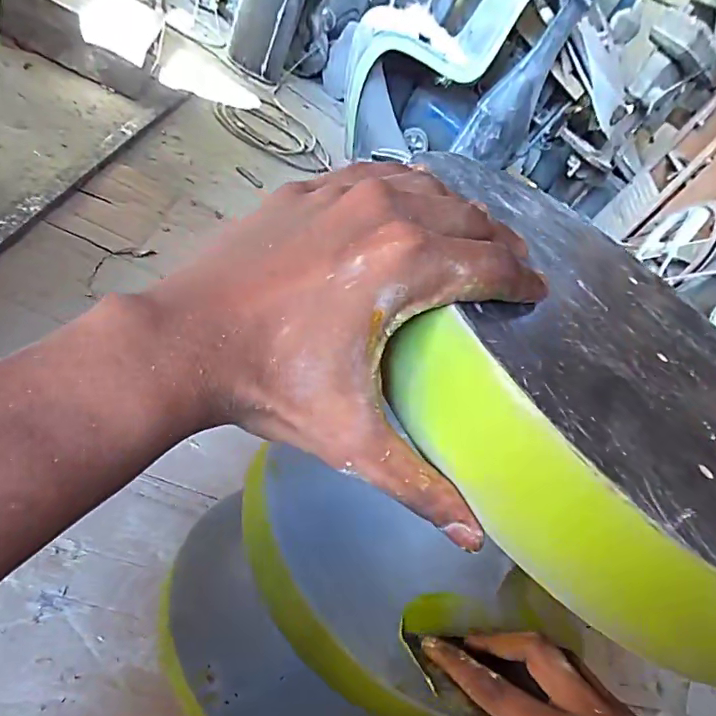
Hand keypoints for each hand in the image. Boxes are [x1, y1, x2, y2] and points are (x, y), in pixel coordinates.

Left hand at [129, 162, 544, 549]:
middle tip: (501, 274)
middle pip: (467, 217)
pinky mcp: (300, 192)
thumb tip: (471, 537)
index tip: (532, 295)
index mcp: (406, 261)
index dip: (521, 280)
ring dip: (451, 212)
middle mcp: (381, 210)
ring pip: (422, 187)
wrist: (184, 344)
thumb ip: (416, 484)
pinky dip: (398, 191)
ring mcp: (336, 193)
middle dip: (495, 245)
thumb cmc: (267, 388)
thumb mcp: (348, 440)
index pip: (492, 261)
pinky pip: (370, 178)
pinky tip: (394, 213)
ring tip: (458, 243)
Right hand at [421, 633, 715, 715]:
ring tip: (503, 660)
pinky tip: (549, 702)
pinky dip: (560, 680)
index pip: (499, 691)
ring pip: (571, 662)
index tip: (434, 644)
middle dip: (499, 640)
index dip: (460, 665)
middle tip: (469, 644)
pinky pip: (593, 688)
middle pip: (541, 651)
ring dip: (531, 653)